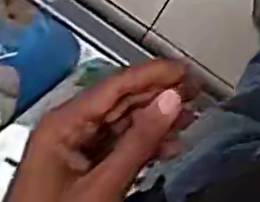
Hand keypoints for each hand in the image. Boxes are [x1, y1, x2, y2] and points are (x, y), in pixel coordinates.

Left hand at [7, 60, 198, 201]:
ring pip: (123, 122)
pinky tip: (167, 148)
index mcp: (64, 123)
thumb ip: (139, 141)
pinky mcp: (79, 171)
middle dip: (159, 97)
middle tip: (195, 94)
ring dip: (156, 122)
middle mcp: (67, 127)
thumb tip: (174, 96)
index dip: (155, 74)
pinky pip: (117, 145)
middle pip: (121, 100)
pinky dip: (143, 145)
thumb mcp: (101, 188)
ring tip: (188, 121)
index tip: (187, 71)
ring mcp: (72, 149)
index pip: (117, 84)